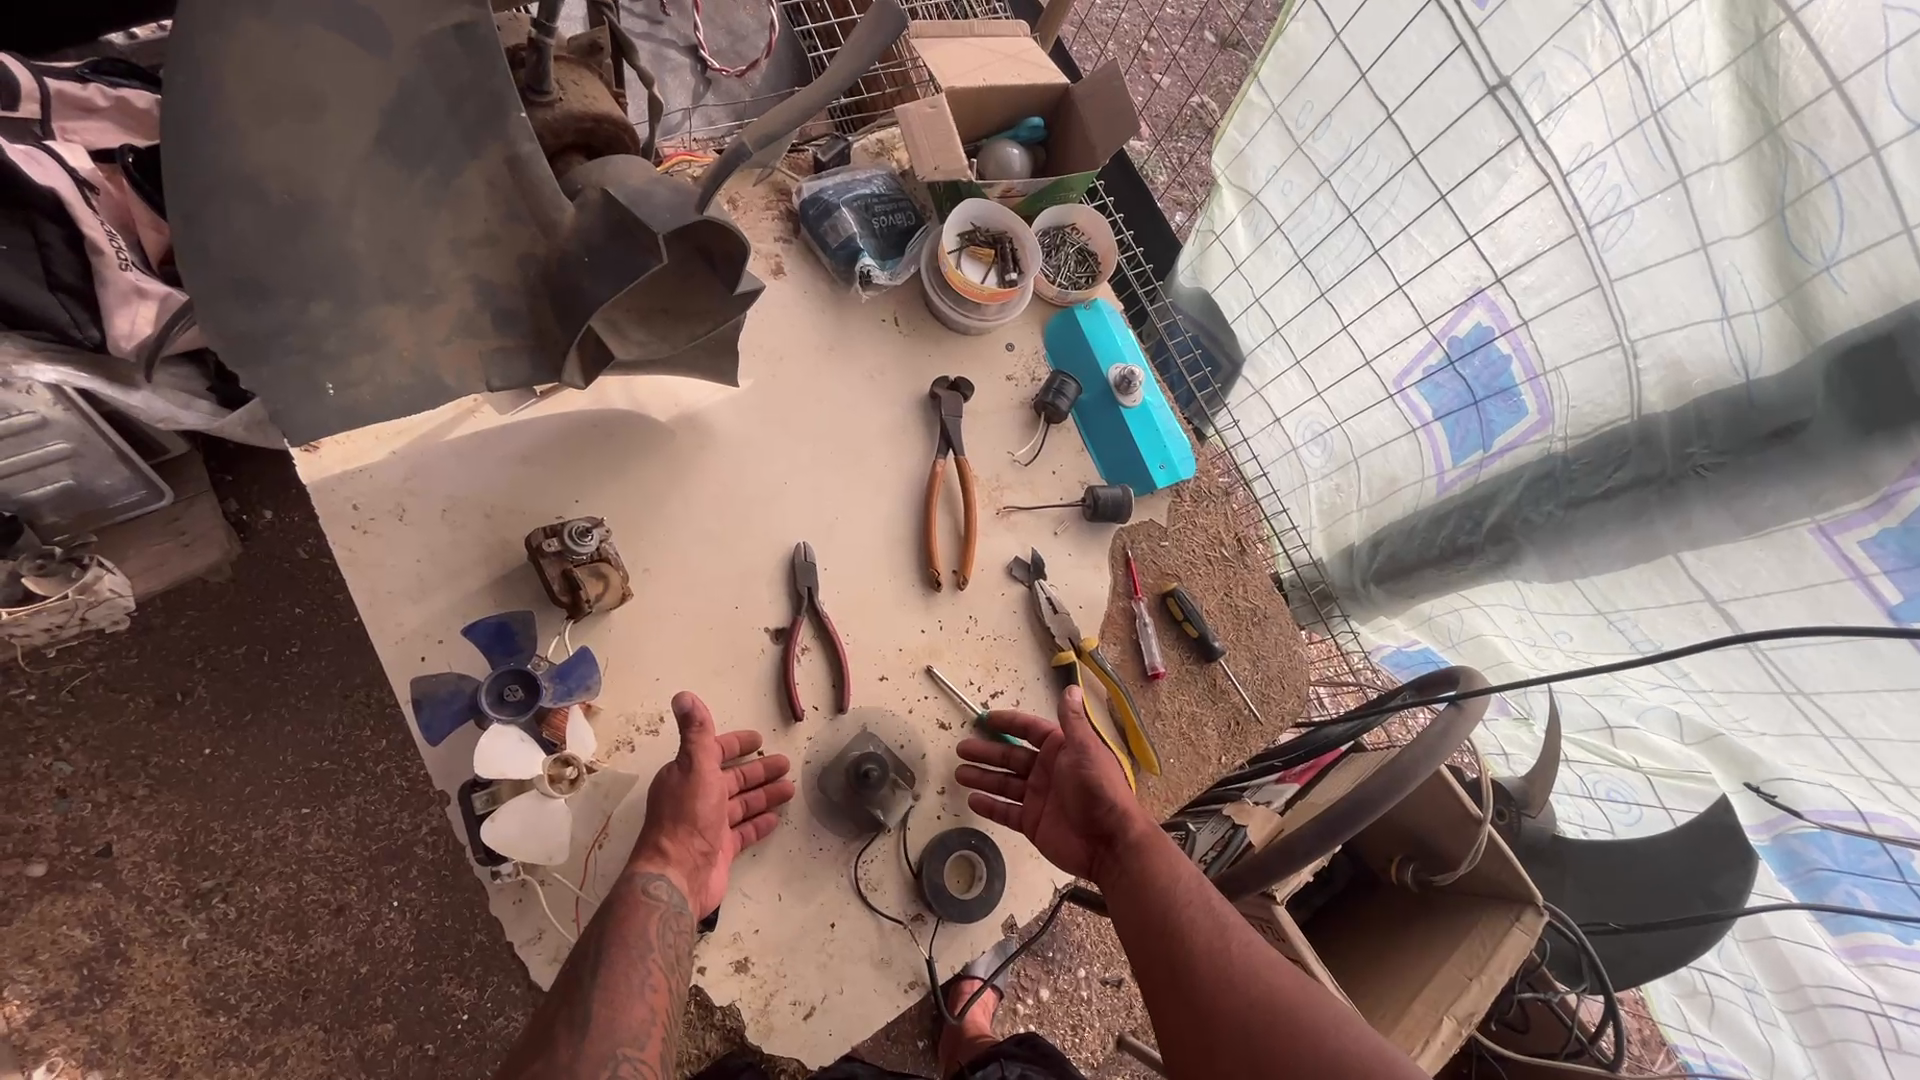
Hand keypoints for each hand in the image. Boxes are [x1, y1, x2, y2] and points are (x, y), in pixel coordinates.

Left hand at [628, 691, 794, 916]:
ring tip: (790, 787)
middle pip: (733, 779)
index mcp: (688, 776)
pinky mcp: (720, 851)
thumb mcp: (694, 765)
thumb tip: (683, 695)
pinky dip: (759, 822)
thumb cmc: (687, 817)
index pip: (716, 752)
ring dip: (764, 794)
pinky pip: (744, 832)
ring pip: (742, 804)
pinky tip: (776, 817)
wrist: (677, 877)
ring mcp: (709, 826)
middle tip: (785, 763)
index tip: (759, 739)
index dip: (737, 744)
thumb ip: (696, 731)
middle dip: (758, 770)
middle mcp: (697, 798)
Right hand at [953, 685, 1151, 882]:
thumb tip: (1072, 687)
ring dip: (982, 777)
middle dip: (986, 752)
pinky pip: (1006, 812)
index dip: (1008, 724)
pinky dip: (990, 806)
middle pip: (1011, 757)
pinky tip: (972, 799)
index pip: (1029, 731)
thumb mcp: (1086, 749)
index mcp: (1060, 750)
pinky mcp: (1034, 823)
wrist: (1110, 842)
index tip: (985, 719)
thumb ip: (1073, 720)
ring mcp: (1039, 798)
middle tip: (961, 749)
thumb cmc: (1099, 790)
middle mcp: (1048, 771)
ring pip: (1004, 784)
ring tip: (959, 773)